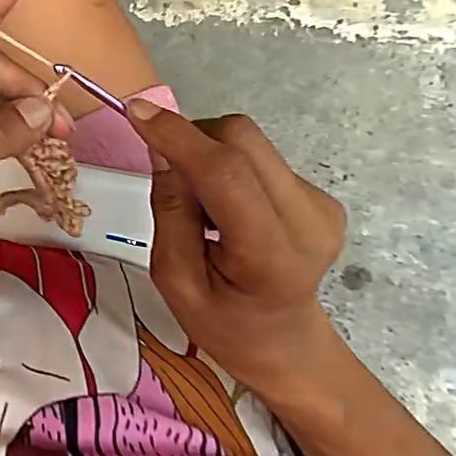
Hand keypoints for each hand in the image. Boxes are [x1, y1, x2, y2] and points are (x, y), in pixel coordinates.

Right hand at [127, 101, 347, 399]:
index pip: (225, 174)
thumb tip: (161, 151)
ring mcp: (320, 204)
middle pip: (240, 139)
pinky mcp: (318, 194)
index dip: (178, 136)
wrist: (284, 342)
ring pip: (248, 141)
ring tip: (200, 206)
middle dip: (190, 140)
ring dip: (207, 155)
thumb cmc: (222, 322)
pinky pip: (256, 155)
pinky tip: (223, 208)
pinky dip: (226, 167)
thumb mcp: (174, 280)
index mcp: (271, 255)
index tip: (136, 113)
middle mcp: (309, 220)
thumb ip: (170, 212)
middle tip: (167, 177)